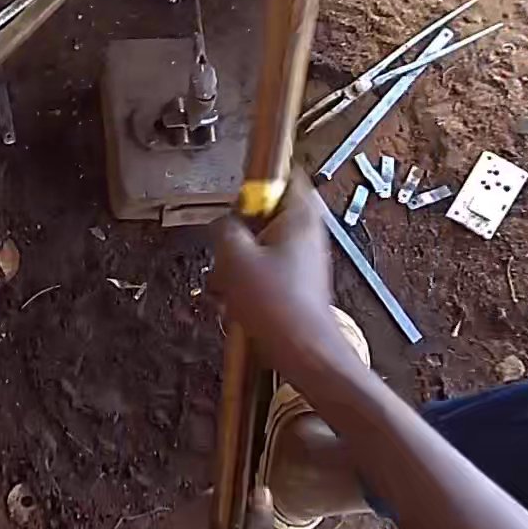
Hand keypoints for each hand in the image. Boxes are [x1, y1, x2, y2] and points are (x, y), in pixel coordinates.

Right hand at [209, 178, 348, 374]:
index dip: (258, 182)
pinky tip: (232, 304)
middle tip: (226, 251)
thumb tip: (222, 223)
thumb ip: (224, 229)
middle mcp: (305, 235)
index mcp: (300, 218)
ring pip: (256, 249)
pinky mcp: (291, 285)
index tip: (237, 196)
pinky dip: (244, 285)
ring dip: (234, 266)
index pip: (286, 178)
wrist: (301, 351)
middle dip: (236, 236)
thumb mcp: (235, 257)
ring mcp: (299, 261)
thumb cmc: (275, 303)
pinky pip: (260, 273)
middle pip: (263, 217)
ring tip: (225, 287)